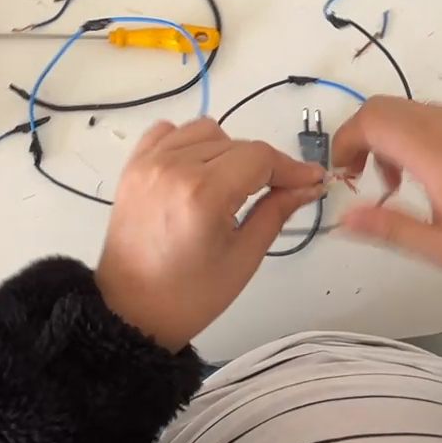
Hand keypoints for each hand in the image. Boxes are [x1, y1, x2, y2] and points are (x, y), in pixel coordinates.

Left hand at [98, 118, 325, 350]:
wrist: (130, 311)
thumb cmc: (191, 295)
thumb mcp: (244, 257)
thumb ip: (277, 211)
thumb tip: (309, 185)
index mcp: (203, 193)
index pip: (259, 158)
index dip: (290, 167)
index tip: (311, 180)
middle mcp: (174, 167)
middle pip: (237, 143)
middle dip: (263, 166)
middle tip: (277, 192)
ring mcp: (149, 163)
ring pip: (205, 130)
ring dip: (226, 151)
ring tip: (230, 184)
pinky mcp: (133, 166)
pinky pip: (168, 132)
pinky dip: (188, 143)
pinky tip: (197, 169)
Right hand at [330, 97, 441, 287]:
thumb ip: (389, 229)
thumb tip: (342, 219)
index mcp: (437, 152)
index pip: (371, 119)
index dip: (344, 141)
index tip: (344, 176)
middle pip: (384, 107)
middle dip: (361, 139)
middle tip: (367, 181)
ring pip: (409, 109)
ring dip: (389, 138)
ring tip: (401, 185)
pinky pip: (435, 115)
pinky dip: (415, 135)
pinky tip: (433, 175)